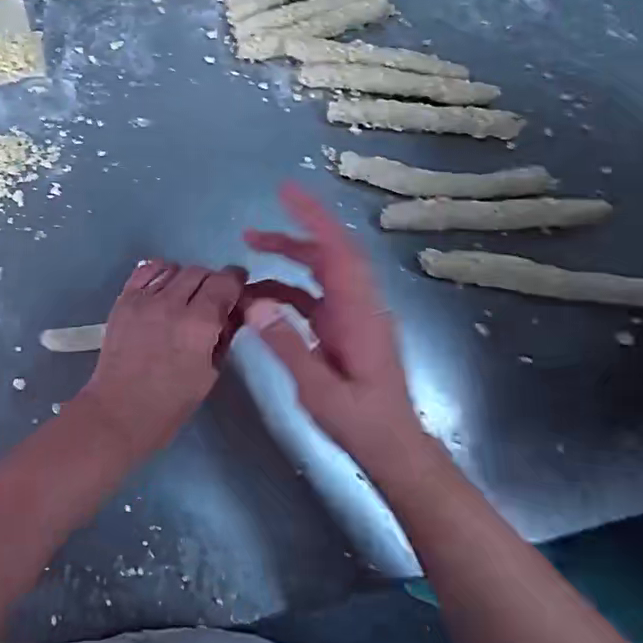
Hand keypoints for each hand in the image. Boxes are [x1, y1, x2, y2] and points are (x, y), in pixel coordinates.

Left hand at [76, 259, 244, 458]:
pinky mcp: (123, 299)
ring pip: (173, 268)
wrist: (120, 408)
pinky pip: (145, 270)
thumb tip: (232, 312)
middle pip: (199, 272)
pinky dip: (160, 273)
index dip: (236, 280)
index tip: (239, 285)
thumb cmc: (171, 402)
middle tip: (214, 296)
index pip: (224, 283)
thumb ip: (223, 336)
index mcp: (198, 324)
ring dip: (186, 277)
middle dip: (212, 280)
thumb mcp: (210, 373)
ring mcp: (143, 299)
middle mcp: (170, 303)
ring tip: (186, 295)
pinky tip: (163, 288)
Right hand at [242, 183, 423, 476]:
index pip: (337, 252)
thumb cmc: (361, 421)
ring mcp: (351, 316)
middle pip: (326, 255)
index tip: (287, 192)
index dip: (314, 218)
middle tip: (249, 233)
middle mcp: (358, 305)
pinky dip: (285, 288)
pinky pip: (312, 295)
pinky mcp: (343, 329)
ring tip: (249, 251)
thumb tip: (254, 302)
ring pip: (319, 272)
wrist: (394, 450)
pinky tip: (257, 297)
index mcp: (359, 312)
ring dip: (286, 258)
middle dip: (290, 237)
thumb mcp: (318, 388)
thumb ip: (286, 344)